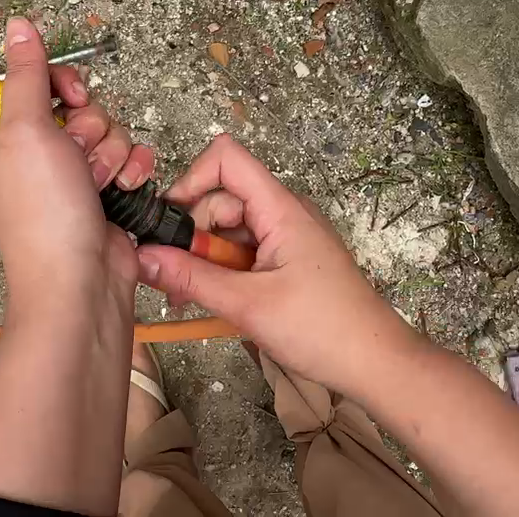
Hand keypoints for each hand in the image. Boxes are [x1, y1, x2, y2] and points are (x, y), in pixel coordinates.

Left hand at [0, 19, 137, 309]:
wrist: (81, 281)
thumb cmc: (43, 211)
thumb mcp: (25, 130)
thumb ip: (27, 72)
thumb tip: (17, 23)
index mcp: (2, 138)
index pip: (35, 82)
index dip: (60, 84)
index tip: (71, 99)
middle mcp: (36, 154)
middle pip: (79, 105)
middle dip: (90, 127)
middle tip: (78, 156)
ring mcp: (72, 174)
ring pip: (109, 128)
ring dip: (111, 152)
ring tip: (99, 182)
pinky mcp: (105, 189)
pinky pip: (129, 155)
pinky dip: (131, 169)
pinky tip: (125, 186)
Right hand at [134, 135, 421, 394]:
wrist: (376, 361)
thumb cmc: (320, 328)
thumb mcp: (248, 305)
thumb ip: (191, 279)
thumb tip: (141, 257)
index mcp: (279, 206)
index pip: (226, 158)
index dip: (191, 179)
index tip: (170, 224)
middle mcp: (282, 210)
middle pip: (221, 197)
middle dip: (192, 234)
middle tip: (173, 283)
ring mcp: (287, 233)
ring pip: (230, 227)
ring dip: (205, 257)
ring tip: (190, 300)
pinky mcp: (289, 256)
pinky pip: (245, 248)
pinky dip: (224, 269)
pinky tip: (215, 301)